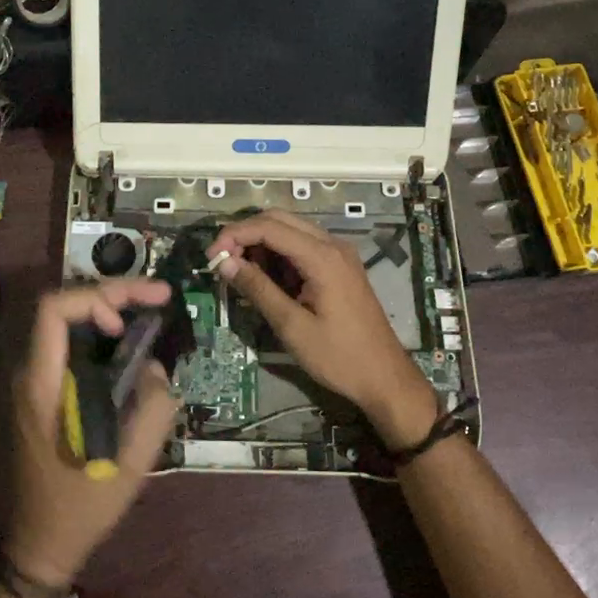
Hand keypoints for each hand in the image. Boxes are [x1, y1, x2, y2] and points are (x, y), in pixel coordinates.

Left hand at [4, 278, 178, 586]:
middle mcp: (31, 373)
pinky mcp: (43, 391)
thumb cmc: (82, 504)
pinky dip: (101, 333)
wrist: (41, 542)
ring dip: (109, 310)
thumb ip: (152, 407)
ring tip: (150, 312)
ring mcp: (34, 381)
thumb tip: (155, 366)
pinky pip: (71, 345)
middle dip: (113, 294)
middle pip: (64, 308)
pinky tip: (130, 342)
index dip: (95, 298)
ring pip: (68, 323)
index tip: (130, 319)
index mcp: (42, 384)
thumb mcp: (130, 462)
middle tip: (159, 296)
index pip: (54, 310)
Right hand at [208, 211, 438, 447]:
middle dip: (245, 234)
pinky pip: (303, 246)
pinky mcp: (339, 266)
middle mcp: (332, 244)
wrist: (385, 377)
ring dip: (261, 244)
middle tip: (222, 262)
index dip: (235, 235)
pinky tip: (267, 279)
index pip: (269, 226)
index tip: (211, 258)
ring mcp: (338, 254)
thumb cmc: (339, 356)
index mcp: (322, 256)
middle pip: (279, 219)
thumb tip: (224, 263)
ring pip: (290, 230)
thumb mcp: (292, 326)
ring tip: (241, 274)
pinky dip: (279, 254)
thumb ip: (258, 289)